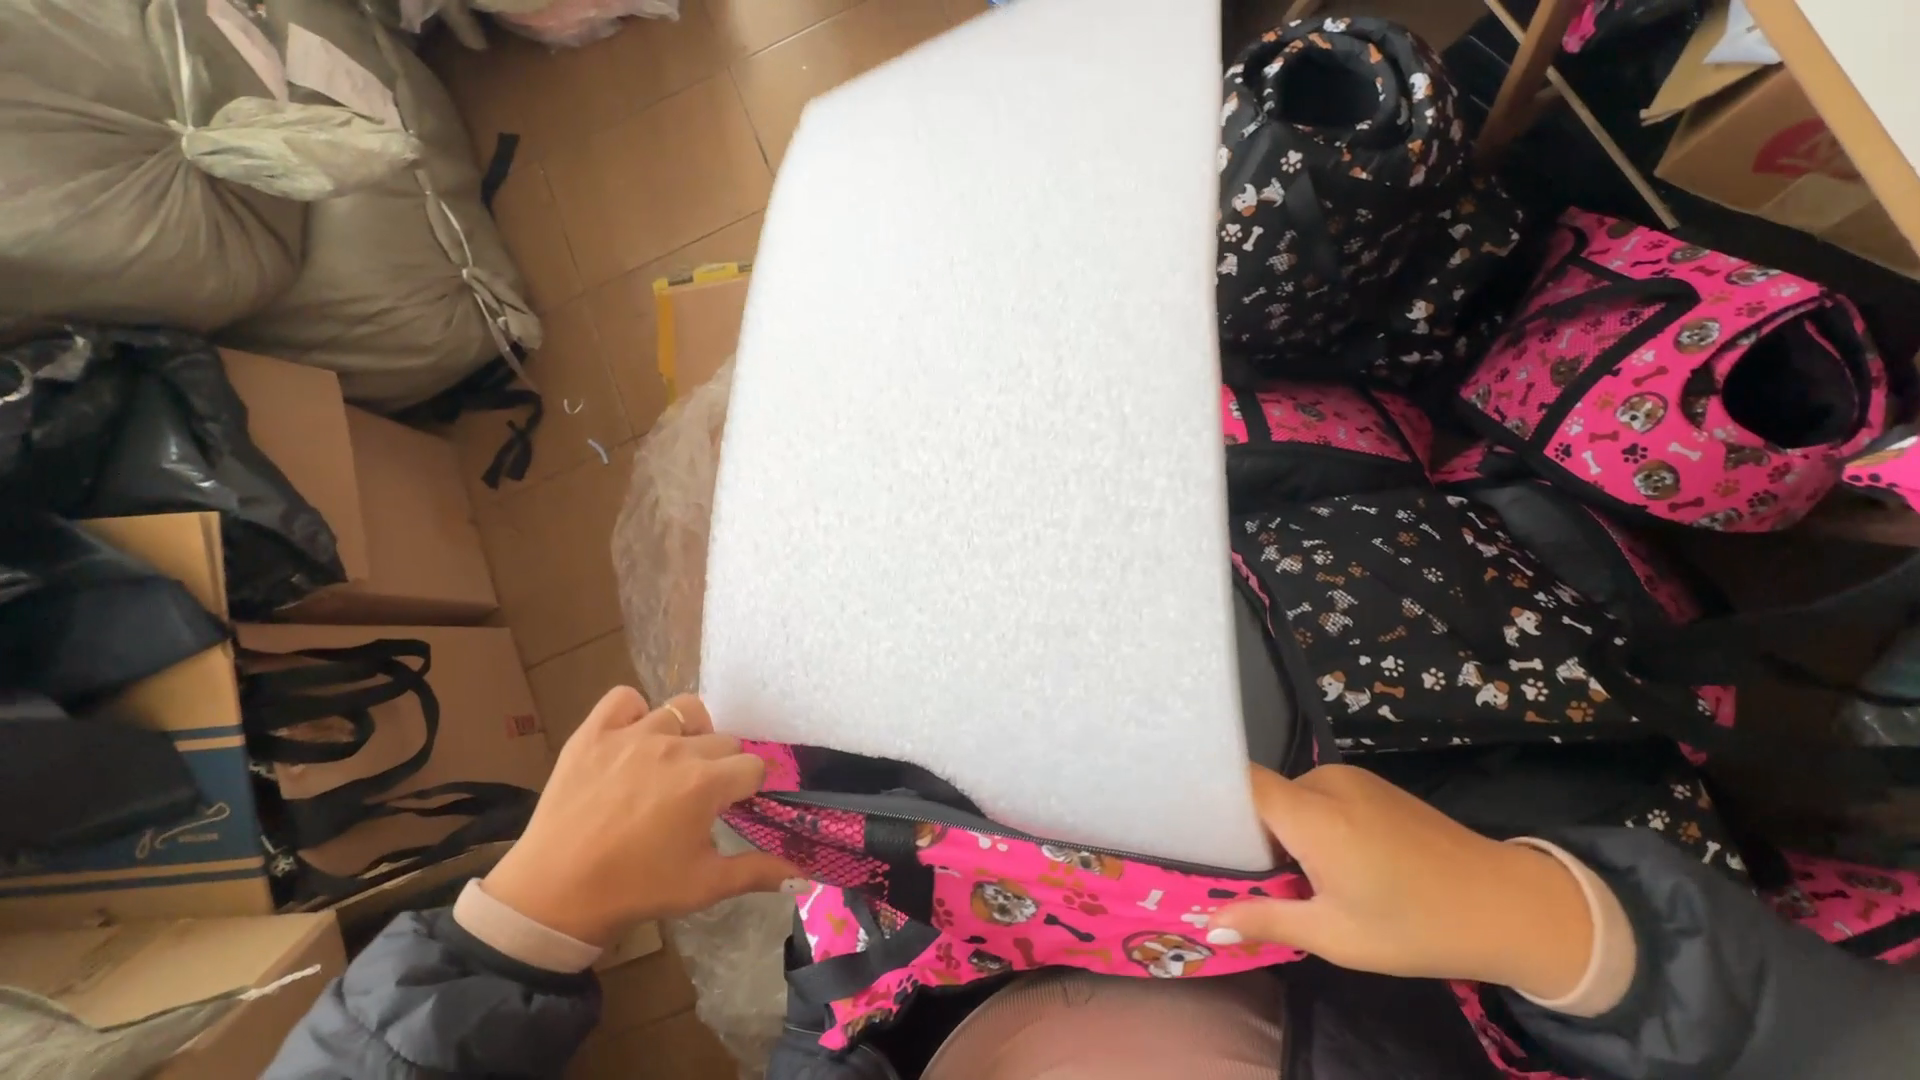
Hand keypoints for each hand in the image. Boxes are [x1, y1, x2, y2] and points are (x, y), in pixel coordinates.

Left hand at [482, 688, 800, 946]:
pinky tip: (634, 741)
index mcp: (705, 783)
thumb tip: (807, 874)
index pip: (752, 768)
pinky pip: (626, 698)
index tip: (732, 807)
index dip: (747, 789)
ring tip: (672, 764)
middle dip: (720, 767)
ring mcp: (632, 735)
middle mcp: (675, 749)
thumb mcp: (704, 886)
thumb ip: (758, 871)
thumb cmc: (636, 890)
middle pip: (723, 741)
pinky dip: (635, 713)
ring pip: (683, 711)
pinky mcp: (593, 733)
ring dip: (688, 734)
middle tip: (697, 799)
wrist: (553, 895)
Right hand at [1205, 764, 1591, 998]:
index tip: (1190, 829)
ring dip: (1285, 830)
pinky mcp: (1374, 785)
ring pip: (1293, 796)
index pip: (1239, 781)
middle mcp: (1326, 782)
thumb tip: (1207, 923)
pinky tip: (1332, 863)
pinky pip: (1321, 795)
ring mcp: (1353, 779)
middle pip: (1264, 793)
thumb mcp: (1335, 936)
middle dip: (1251, 831)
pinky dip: (1311, 823)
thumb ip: (1266, 920)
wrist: (1510, 907)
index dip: (1210, 797)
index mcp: (1312, 814)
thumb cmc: (1415, 927)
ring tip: (1296, 877)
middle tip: (1248, 875)